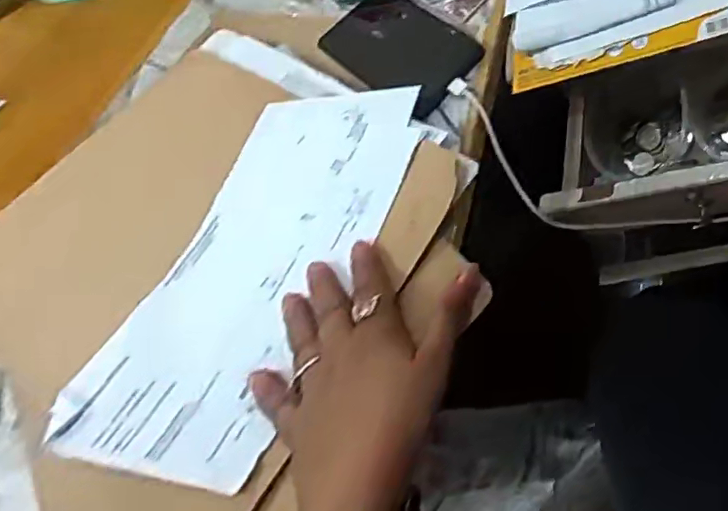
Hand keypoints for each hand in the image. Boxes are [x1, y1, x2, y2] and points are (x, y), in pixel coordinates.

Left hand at [250, 243, 484, 510]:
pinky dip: (267, 388)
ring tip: (288, 300)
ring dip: (297, 323)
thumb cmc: (405, 418)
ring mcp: (314, 390)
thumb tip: (470, 269)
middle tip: (314, 266)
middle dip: (326, 289)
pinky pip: (279, 402)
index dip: (367, 268)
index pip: (372, 294)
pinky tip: (256, 377)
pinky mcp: (298, 425)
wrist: (357, 482)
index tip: (359, 245)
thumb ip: (450, 316)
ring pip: (305, 348)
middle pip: (333, 315)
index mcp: (376, 337)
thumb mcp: (438, 364)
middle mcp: (341, 355)